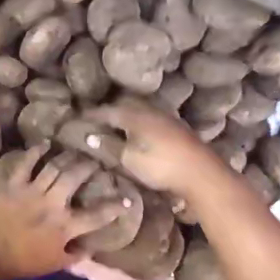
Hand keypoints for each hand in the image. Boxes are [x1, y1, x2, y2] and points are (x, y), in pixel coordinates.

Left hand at [0, 145, 128, 279]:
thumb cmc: (24, 262)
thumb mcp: (56, 264)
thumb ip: (76, 255)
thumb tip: (91, 246)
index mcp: (66, 226)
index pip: (97, 215)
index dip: (115, 207)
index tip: (126, 199)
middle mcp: (53, 203)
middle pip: (76, 178)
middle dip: (89, 167)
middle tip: (95, 162)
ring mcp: (32, 191)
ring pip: (55, 167)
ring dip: (68, 157)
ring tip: (76, 152)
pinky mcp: (14, 185)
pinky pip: (26, 163)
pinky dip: (36, 151)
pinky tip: (46, 143)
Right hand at [89, 100, 228, 198]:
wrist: (202, 174)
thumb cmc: (160, 165)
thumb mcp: (128, 158)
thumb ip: (108, 146)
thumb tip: (89, 136)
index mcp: (134, 115)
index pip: (107, 111)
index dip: (91, 115)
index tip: (77, 118)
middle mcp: (150, 111)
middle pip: (126, 106)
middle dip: (110, 112)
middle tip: (96, 120)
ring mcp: (167, 119)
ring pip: (141, 112)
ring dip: (127, 118)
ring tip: (116, 127)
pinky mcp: (178, 130)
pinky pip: (152, 121)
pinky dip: (141, 125)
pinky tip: (139, 135)